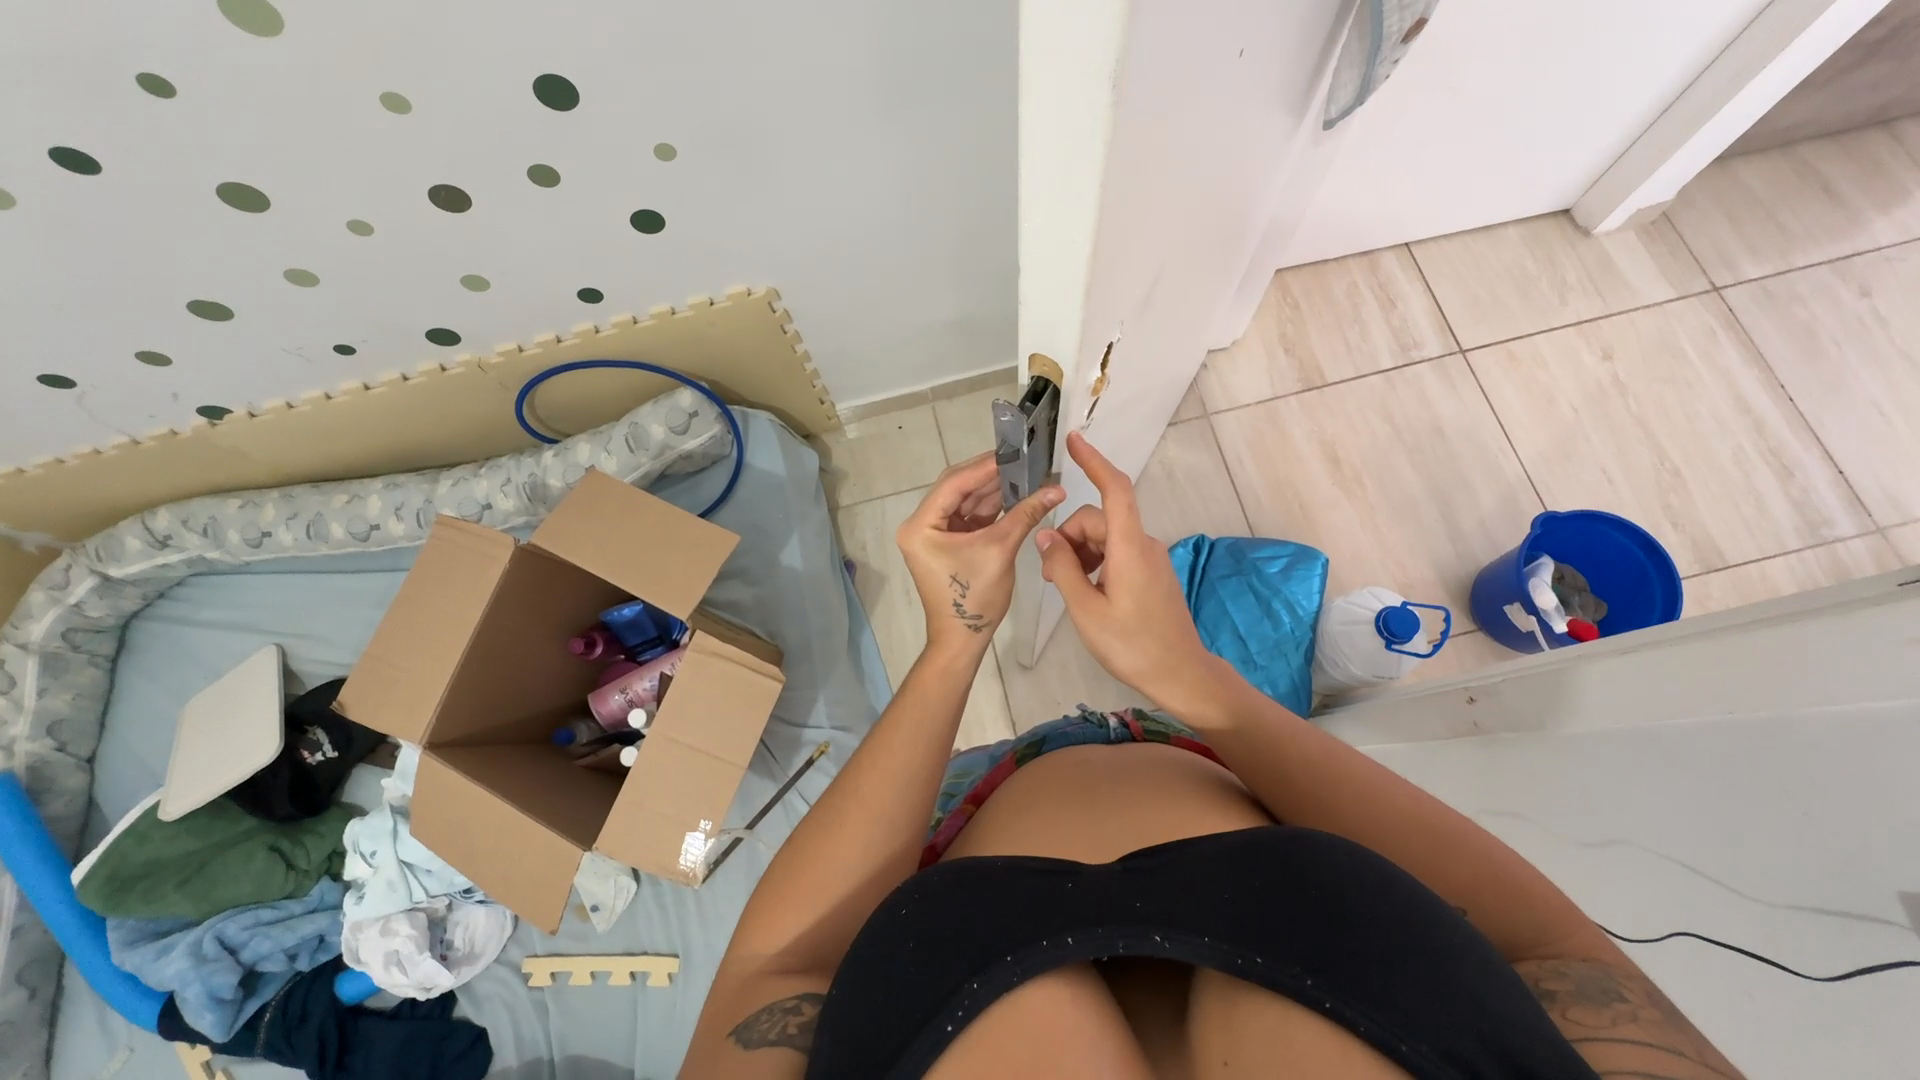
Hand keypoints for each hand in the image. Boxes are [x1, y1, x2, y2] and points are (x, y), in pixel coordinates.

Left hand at [896, 453, 1062, 655]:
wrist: (963, 639)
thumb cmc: (974, 597)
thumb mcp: (1000, 550)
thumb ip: (1025, 515)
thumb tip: (1056, 489)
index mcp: (921, 525)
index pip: (953, 484)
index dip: (984, 467)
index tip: (1013, 453)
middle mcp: (921, 525)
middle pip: (957, 489)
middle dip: (990, 476)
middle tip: (1021, 460)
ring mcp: (933, 534)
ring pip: (965, 502)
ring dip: (992, 491)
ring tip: (1024, 475)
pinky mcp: (947, 543)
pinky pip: (969, 517)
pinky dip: (990, 508)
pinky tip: (1014, 495)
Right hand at [1035, 432, 1217, 707]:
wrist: (1179, 673)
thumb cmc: (1131, 645)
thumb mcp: (1085, 610)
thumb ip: (1062, 569)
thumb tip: (1045, 537)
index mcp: (1129, 547)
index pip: (1114, 490)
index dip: (1095, 462)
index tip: (1074, 441)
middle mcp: (1142, 544)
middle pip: (1097, 519)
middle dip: (1069, 538)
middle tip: (1049, 577)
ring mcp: (1150, 558)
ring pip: (1104, 538)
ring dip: (1080, 554)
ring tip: (1067, 590)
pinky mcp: (1151, 573)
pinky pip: (1116, 553)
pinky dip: (1095, 563)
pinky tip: (1087, 593)